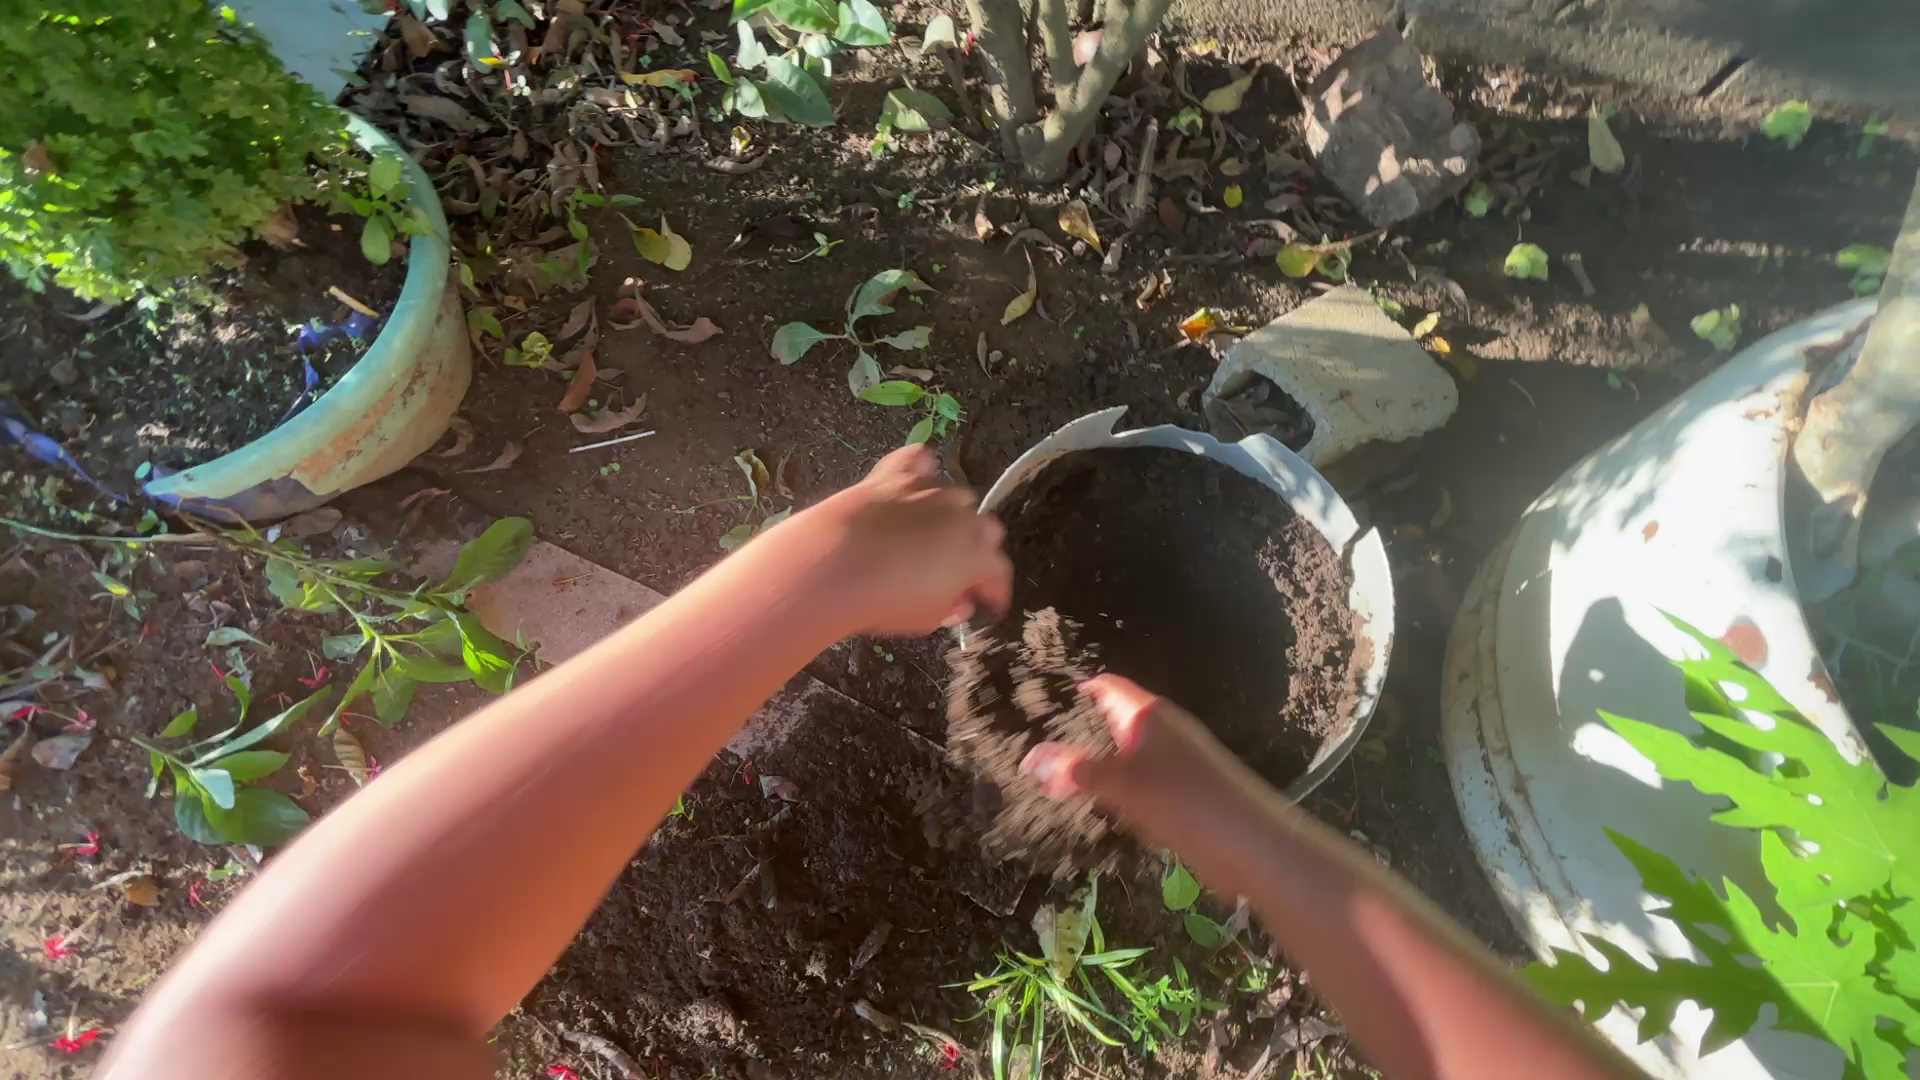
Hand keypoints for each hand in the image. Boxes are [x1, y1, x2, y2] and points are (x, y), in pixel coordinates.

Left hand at [799, 444, 1012, 635]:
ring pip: (957, 496)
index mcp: (978, 556)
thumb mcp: (927, 619)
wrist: (835, 564)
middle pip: (985, 529)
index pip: (999, 572)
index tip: (989, 604)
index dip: (995, 590)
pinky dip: (922, 469)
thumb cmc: (886, 600)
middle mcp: (963, 517)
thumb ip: (951, 607)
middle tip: (959, 570)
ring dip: (953, 514)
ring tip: (935, 533)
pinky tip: (918, 476)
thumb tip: (960, 602)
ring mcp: (930, 492)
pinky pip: (919, 461)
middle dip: (977, 549)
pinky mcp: (897, 475)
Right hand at [1019, 674, 1262, 851]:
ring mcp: (1178, 760)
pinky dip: (1123, 789)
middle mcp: (1163, 729)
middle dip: (1084, 730)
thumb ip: (1074, 771)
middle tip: (1045, 743)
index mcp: (1148, 714)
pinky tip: (1107, 808)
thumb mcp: (1119, 784)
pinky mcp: (1187, 791)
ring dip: (1102, 765)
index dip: (1081, 688)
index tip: (1047, 697)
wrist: (1249, 842)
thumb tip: (1029, 758)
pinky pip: (1144, 782)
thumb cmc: (1181, 799)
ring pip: (1130, 754)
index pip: (1108, 687)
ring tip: (1064, 778)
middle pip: (1116, 719)